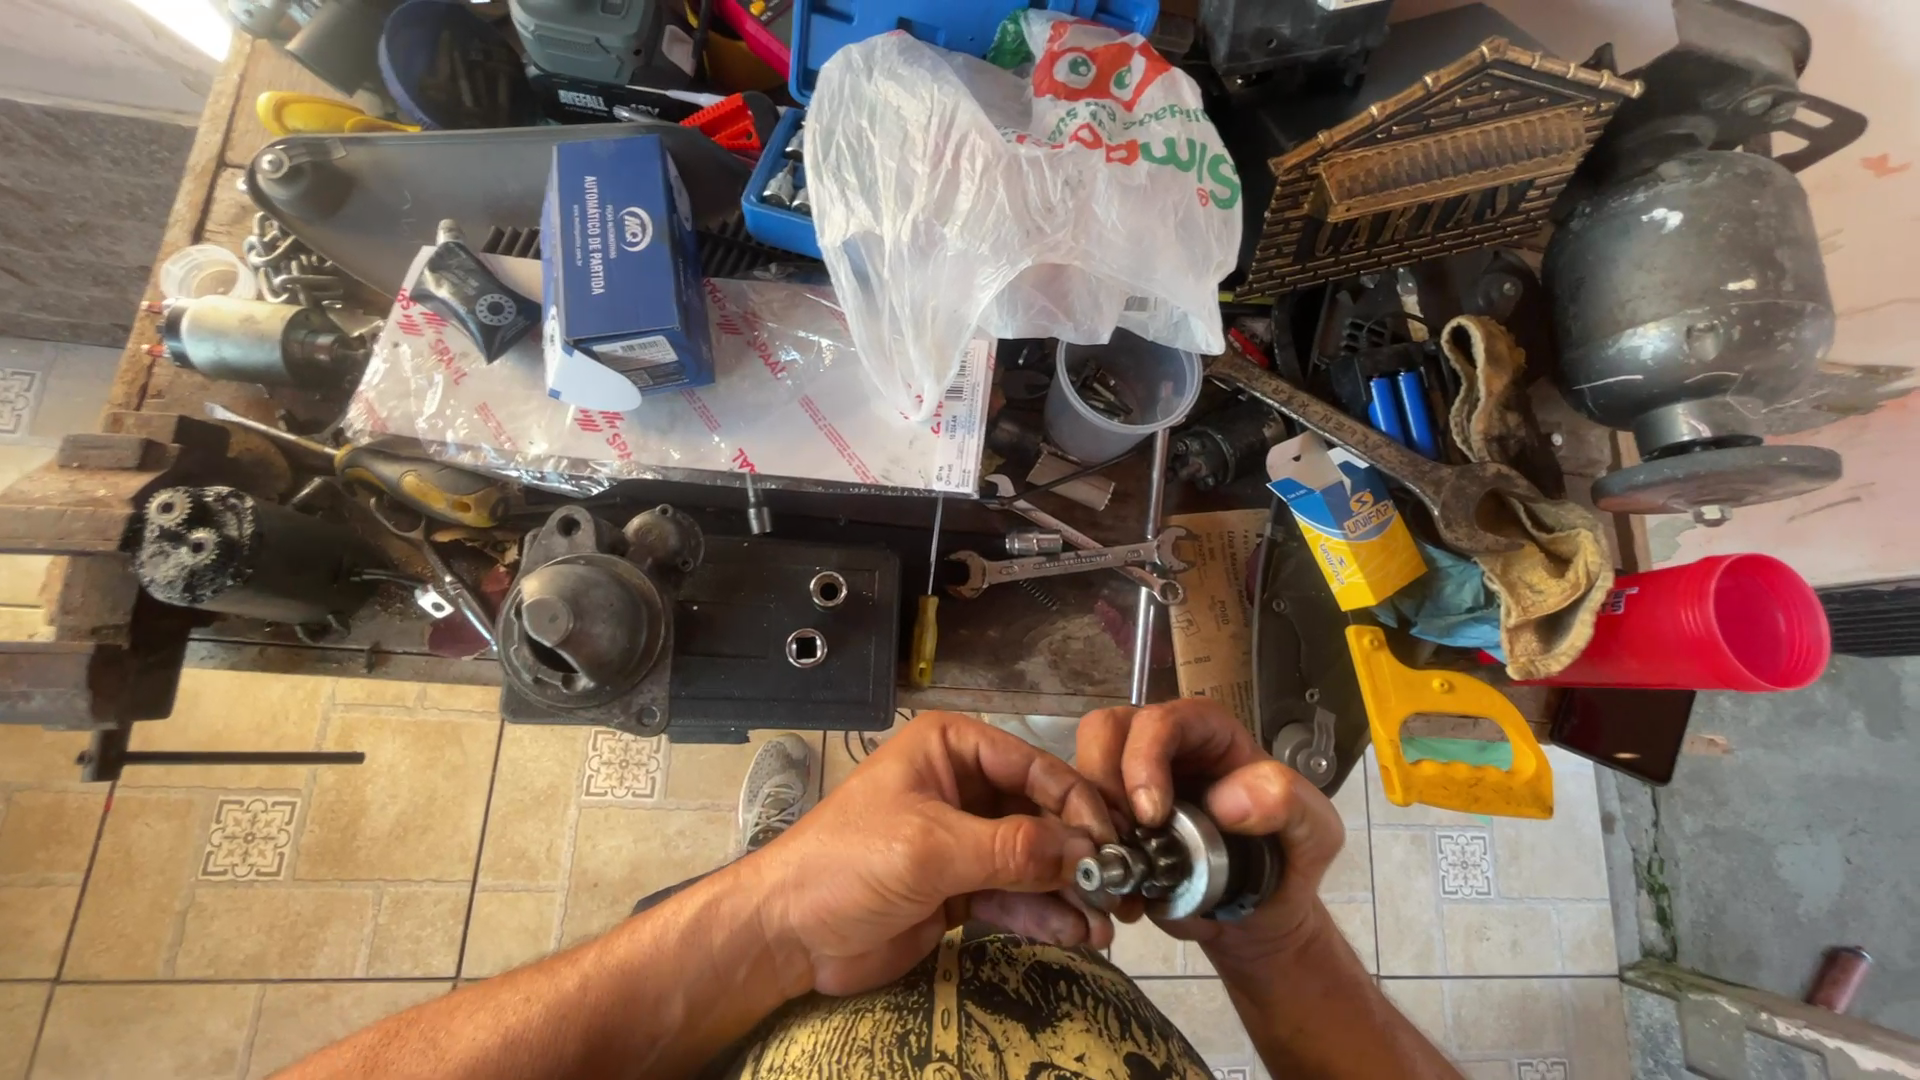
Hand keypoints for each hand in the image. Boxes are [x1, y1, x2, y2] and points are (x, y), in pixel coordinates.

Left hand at [741, 712, 1117, 996]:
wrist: (788, 933)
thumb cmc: (851, 861)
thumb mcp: (931, 847)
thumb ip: (1010, 849)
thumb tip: (1085, 852)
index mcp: (951, 748)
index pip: (1029, 765)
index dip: (1074, 800)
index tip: (1111, 840)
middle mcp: (963, 785)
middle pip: (1037, 813)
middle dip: (1075, 852)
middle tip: (1116, 889)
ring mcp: (963, 838)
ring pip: (1031, 858)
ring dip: (1066, 889)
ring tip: (1103, 924)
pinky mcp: (961, 887)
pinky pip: (1013, 894)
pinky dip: (1042, 913)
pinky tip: (1075, 933)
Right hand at [1074, 698, 1345, 969]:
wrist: (1258, 916)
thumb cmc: (1288, 859)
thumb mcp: (1314, 829)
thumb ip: (1287, 801)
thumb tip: (1225, 801)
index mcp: (1204, 730)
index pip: (1160, 719)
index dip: (1144, 758)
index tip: (1151, 815)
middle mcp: (1157, 745)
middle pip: (1104, 730)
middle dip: (1103, 781)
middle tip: (1121, 837)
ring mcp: (1126, 778)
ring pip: (1080, 768)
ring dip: (1088, 815)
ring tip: (1118, 865)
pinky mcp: (1107, 816)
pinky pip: (1074, 813)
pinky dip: (1084, 847)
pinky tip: (1116, 886)